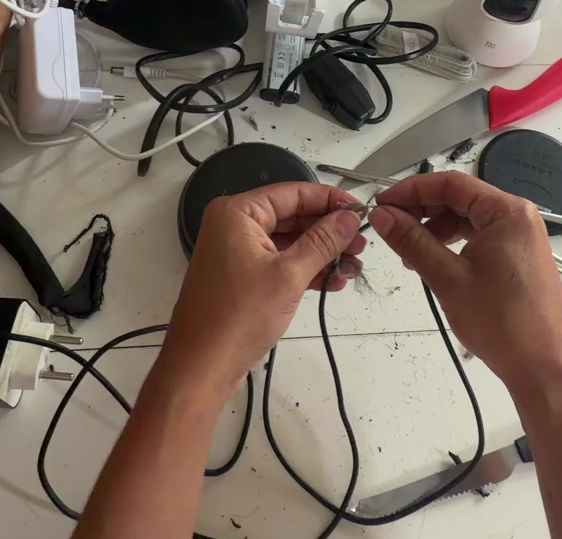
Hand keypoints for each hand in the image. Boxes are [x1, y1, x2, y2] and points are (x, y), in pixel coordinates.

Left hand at [163, 182, 367, 392]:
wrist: (201, 368)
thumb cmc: (236, 318)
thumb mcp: (288, 275)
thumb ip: (323, 241)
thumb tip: (348, 217)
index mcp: (238, 213)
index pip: (293, 193)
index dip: (329, 199)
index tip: (359, 208)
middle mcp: (235, 225)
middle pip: (292, 216)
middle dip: (328, 230)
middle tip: (360, 242)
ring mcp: (238, 251)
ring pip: (289, 241)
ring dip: (321, 253)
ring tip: (352, 265)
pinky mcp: (243, 275)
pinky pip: (280, 261)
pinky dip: (305, 269)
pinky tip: (332, 281)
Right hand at [368, 171, 561, 392]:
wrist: (542, 370)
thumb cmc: (500, 323)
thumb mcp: (448, 279)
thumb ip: (411, 241)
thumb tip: (381, 215)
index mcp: (507, 212)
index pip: (451, 184)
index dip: (412, 190)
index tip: (382, 203)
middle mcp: (518, 216)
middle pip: (459, 198)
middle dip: (421, 210)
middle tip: (389, 226)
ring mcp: (520, 236)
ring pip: (466, 218)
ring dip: (434, 228)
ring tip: (407, 252)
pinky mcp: (518, 256)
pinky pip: (478, 236)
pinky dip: (452, 243)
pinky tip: (431, 260)